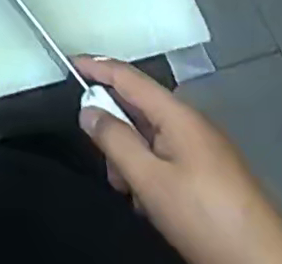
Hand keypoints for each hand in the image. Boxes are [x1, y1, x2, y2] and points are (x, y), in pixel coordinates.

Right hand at [75, 56, 281, 263]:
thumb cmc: (205, 217)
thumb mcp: (150, 179)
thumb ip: (114, 139)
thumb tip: (88, 108)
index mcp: (178, 115)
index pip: (127, 75)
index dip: (95, 66)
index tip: (68, 63)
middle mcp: (192, 124)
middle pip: (138, 106)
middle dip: (113, 127)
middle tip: (102, 160)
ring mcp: (206, 150)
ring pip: (151, 135)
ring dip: (130, 156)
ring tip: (130, 192)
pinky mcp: (213, 174)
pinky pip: (167, 155)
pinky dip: (150, 170)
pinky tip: (150, 201)